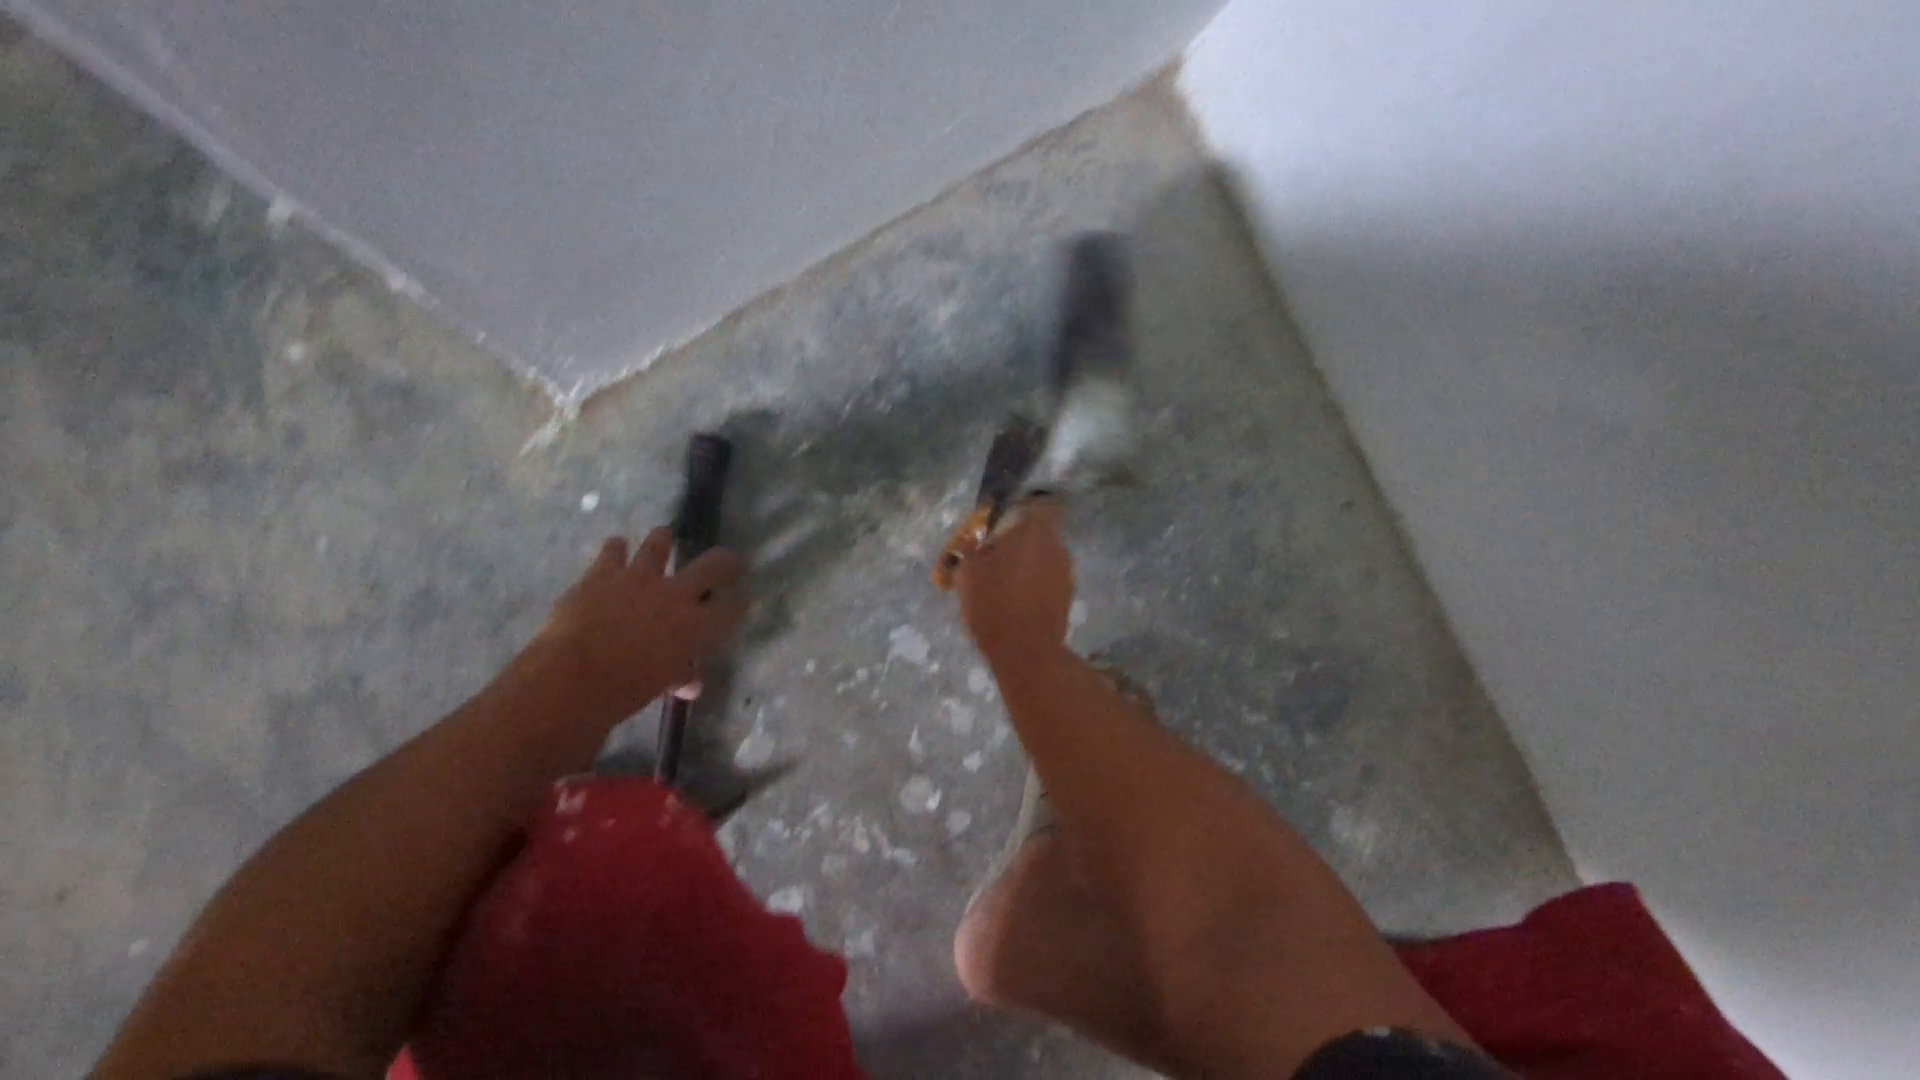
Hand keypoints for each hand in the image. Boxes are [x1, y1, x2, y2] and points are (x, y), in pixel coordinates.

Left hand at [537, 529, 747, 717]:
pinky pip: (613, 550)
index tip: (745, 601)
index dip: (741, 604)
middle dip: (726, 561)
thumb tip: (690, 684)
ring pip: (659, 543)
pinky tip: (616, 547)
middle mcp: (674, 595)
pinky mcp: (603, 573)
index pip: (731, 610)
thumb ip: (678, 678)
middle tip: (729, 559)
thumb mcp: (660, 686)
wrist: (574, 674)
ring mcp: (638, 578)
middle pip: (712, 565)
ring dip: (663, 541)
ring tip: (664, 538)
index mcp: (695, 626)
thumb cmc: (625, 690)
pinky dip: (616, 548)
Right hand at [954, 497, 1074, 664]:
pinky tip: (1015, 605)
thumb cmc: (992, 602)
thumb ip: (972, 548)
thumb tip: (976, 540)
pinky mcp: (1068, 598)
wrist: (1025, 650)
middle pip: (1039, 535)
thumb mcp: (968, 571)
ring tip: (1001, 587)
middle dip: (1018, 544)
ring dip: (1026, 567)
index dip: (1024, 511)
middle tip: (993, 562)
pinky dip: (1034, 587)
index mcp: (1035, 531)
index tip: (1004, 526)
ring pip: (1044, 559)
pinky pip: (1048, 582)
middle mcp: (1057, 547)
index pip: (1042, 504)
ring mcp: (1066, 573)